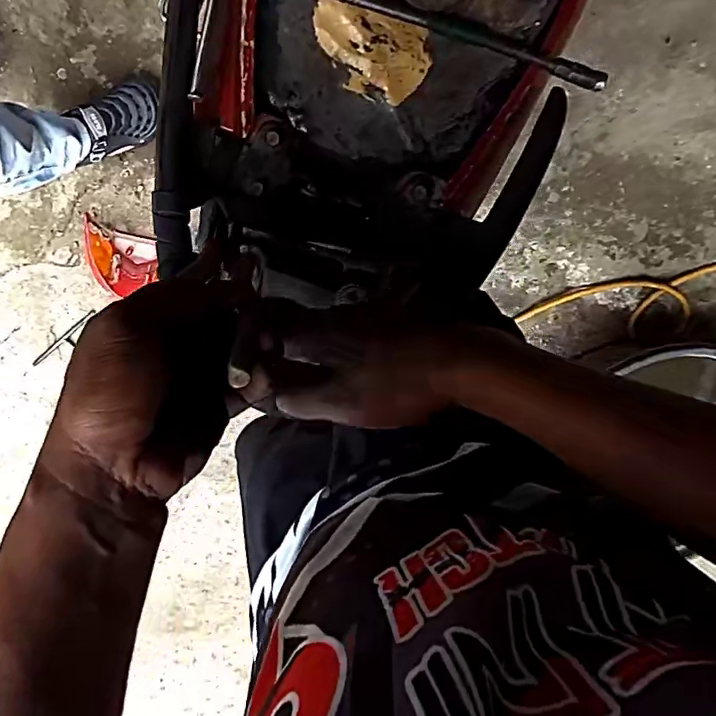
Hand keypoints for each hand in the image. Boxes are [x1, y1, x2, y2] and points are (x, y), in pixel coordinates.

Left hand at [46, 243, 250, 504]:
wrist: (113, 470)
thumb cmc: (108, 393)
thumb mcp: (128, 330)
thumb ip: (175, 298)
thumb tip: (223, 279)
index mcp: (146, 318)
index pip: (189, 284)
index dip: (215, 268)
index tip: (243, 252)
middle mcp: (176, 342)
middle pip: (222, 311)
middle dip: (244, 304)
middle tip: (263, 299)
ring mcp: (200, 373)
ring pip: (241, 343)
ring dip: (256, 338)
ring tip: (269, 336)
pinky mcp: (221, 403)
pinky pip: (249, 382)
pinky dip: (260, 376)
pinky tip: (265, 371)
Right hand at [236, 301, 482, 427]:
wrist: (458, 361)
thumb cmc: (396, 384)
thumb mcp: (341, 402)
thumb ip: (300, 398)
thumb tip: (274, 395)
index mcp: (318, 331)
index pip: (270, 327)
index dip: (256, 351)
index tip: (258, 376)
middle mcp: (337, 314)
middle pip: (297, 329)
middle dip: (286, 355)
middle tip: (286, 384)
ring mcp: (366, 313)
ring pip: (326, 332)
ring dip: (316, 355)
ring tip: (320, 383)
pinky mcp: (389, 318)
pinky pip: (351, 333)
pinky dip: (343, 352)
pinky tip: (356, 372)